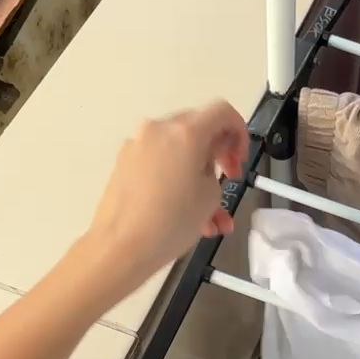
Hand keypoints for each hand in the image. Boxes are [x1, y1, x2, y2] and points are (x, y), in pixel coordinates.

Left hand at [76, 101, 248, 292]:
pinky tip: (188, 215)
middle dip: (218, 152)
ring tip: (212, 216)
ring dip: (198, 175)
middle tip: (228, 177)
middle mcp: (158, 130)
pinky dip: (177, 180)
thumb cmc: (171, 221)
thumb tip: (203, 163)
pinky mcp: (124, 163)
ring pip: (179, 150)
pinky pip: (160, 163)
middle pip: (198, 127)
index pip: (222, 111)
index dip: (239, 131)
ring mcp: (137, 145)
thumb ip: (214, 168)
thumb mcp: (210, 195)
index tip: (239, 157)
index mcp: (185, 132)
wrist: (120, 247)